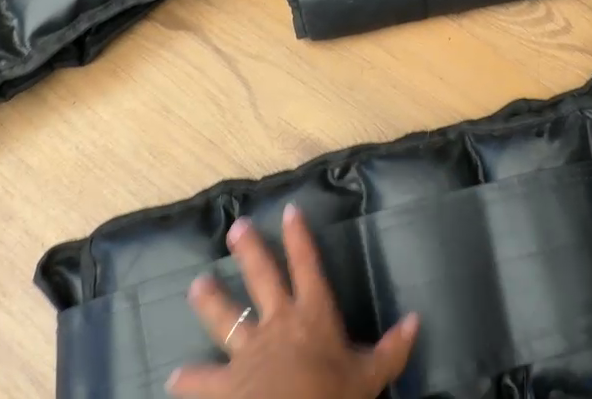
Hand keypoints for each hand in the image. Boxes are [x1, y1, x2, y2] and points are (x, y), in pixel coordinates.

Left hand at [171, 204, 419, 398]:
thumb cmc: (331, 397)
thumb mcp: (370, 377)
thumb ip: (392, 349)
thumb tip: (416, 320)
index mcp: (313, 316)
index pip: (307, 266)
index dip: (298, 237)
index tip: (288, 210)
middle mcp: (278, 324)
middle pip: (262, 279)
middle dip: (249, 252)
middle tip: (235, 227)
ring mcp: (247, 352)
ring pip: (225, 318)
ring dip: (210, 301)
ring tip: (196, 285)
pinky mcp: (224, 384)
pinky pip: (203, 379)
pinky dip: (189, 379)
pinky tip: (175, 377)